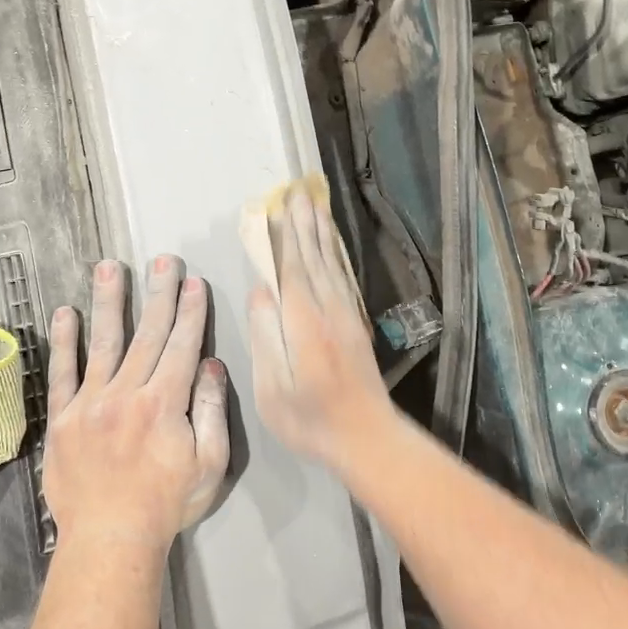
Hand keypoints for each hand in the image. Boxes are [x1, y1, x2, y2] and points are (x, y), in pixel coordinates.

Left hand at [44, 256, 229, 553]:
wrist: (109, 540)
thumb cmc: (167, 504)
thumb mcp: (210, 464)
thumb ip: (210, 411)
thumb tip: (210, 366)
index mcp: (164, 403)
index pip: (181, 345)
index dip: (190, 312)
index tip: (194, 283)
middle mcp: (126, 394)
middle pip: (147, 334)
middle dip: (159, 293)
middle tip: (164, 260)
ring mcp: (90, 404)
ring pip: (103, 342)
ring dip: (109, 301)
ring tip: (111, 266)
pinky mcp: (63, 419)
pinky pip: (63, 373)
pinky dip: (64, 342)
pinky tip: (65, 312)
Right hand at [248, 188, 396, 465]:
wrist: (366, 437)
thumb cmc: (310, 420)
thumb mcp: (273, 387)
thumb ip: (265, 336)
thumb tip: (260, 292)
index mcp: (304, 323)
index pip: (292, 269)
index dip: (285, 237)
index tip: (279, 207)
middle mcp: (328, 311)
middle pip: (315, 258)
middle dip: (306, 225)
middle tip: (299, 191)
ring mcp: (346, 317)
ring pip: (332, 265)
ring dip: (322, 234)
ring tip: (316, 206)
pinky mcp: (356, 326)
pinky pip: (343, 279)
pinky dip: (335, 257)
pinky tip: (331, 248)